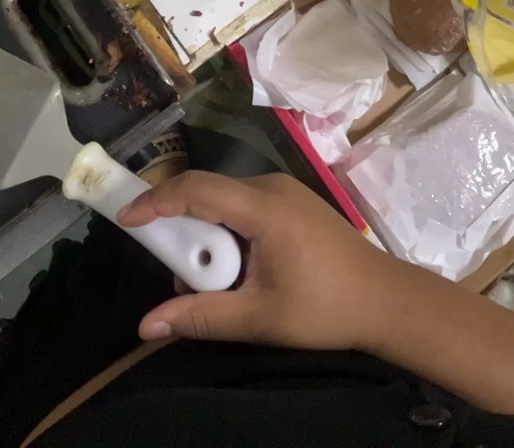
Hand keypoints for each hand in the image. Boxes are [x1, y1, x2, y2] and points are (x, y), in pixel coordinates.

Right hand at [116, 171, 421, 349]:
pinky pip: (244, 203)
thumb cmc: (326, 308)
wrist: (387, 299)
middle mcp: (272, 187)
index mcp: (264, 208)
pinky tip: (234, 264)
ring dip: (207, 230)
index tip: (126, 218)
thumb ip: (201, 317)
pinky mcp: (292, 199)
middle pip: (209, 192)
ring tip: (208, 275)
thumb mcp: (260, 318)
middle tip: (174, 266)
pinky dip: (228, 227)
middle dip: (182, 224)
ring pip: (226, 198)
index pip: (197, 189)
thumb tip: (146, 327)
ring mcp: (285, 190)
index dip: (157, 200)